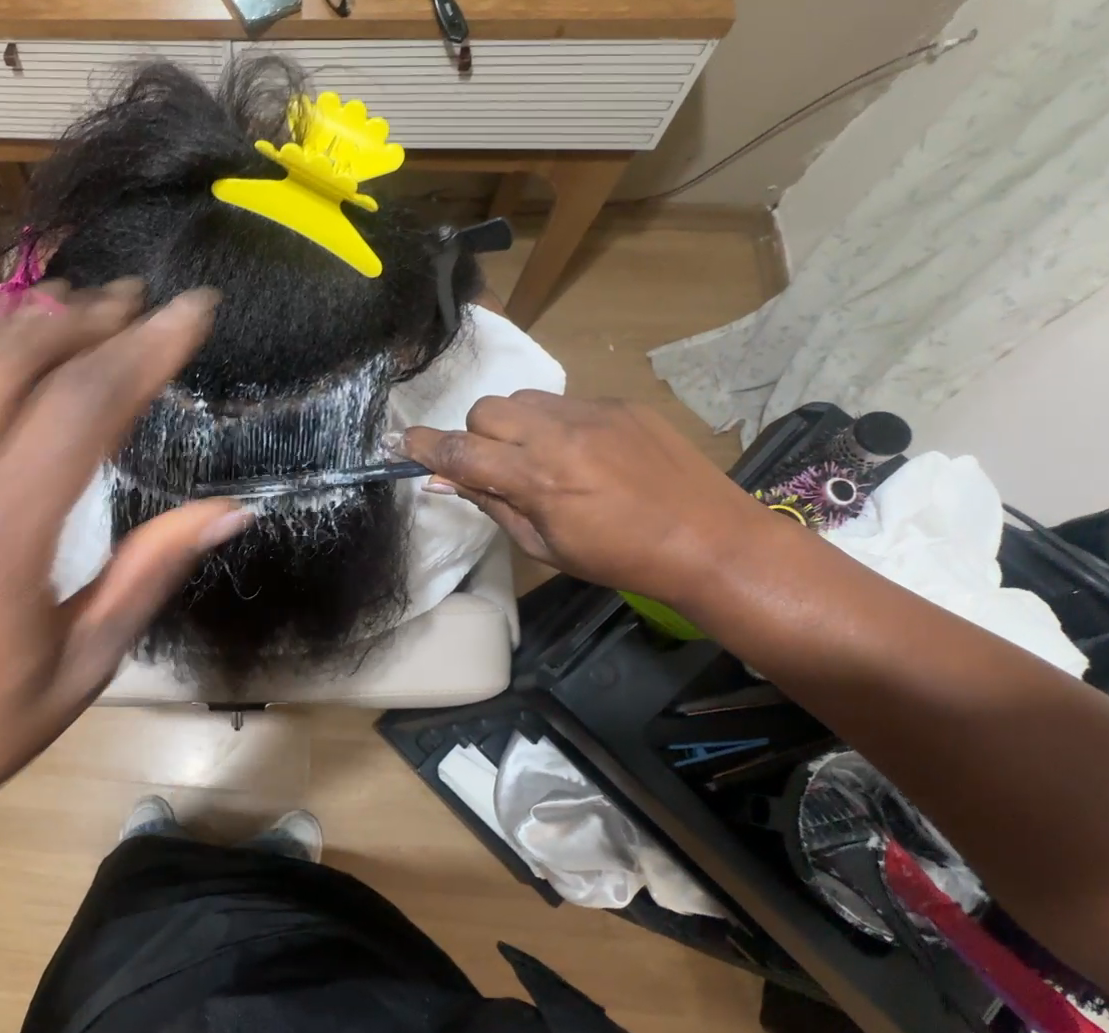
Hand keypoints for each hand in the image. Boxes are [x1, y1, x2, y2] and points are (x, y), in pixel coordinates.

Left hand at [0, 284, 248, 915]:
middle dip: (83, 317)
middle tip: (132, 301)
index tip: (192, 309)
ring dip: (14, 322)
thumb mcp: (84, 666)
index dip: (147, 348)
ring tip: (69, 312)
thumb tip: (231, 509)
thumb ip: (151, 572)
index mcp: (0, 544)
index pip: (83, 407)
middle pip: (9, 358)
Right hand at [404, 392, 778, 604]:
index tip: (400, 443)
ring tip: (537, 456)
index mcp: (537, 478)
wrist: (708, 538)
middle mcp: (558, 435)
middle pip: (485, 410)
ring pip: (522, 398)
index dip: (424, 447)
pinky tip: (580, 453)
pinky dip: (553, 423)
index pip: (461, 453)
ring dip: (512, 424)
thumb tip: (443, 482)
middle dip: (476, 435)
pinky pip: (564, 402)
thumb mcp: (544, 545)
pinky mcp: (621, 405)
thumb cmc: (618, 558)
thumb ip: (491, 504)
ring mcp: (593, 413)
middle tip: (495, 466)